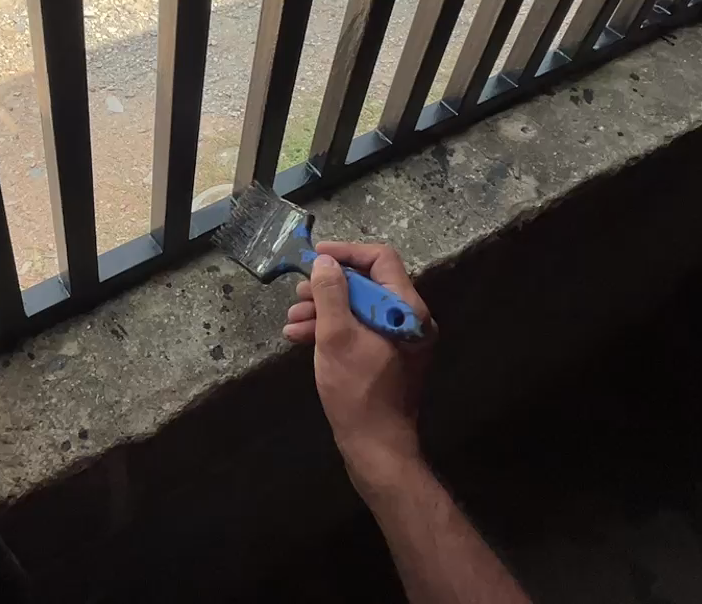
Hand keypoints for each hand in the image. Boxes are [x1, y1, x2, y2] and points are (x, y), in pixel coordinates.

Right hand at [281, 242, 434, 487]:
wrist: (375, 448)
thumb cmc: (357, 391)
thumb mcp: (335, 336)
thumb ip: (330, 293)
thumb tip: (325, 262)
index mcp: (407, 309)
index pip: (381, 259)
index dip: (346, 253)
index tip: (316, 257)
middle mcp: (409, 319)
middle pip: (367, 282)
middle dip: (327, 286)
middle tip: (299, 294)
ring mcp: (398, 338)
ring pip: (358, 306)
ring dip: (323, 308)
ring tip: (293, 320)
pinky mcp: (386, 354)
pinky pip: (358, 327)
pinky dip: (331, 327)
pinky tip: (300, 335)